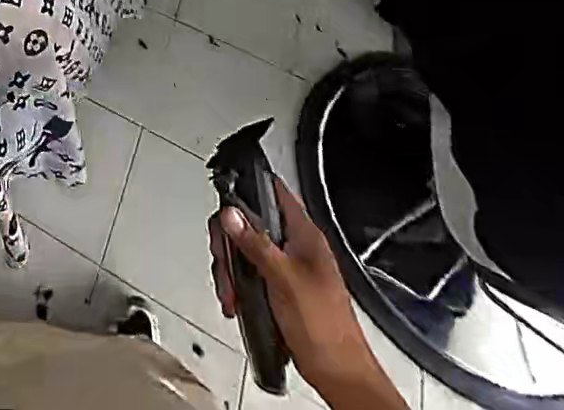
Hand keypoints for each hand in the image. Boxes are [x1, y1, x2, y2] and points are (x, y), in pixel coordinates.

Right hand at [210, 177, 390, 402]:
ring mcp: (287, 267)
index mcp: (304, 234)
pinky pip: (250, 274)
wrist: (339, 376)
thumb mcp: (284, 279)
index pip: (274, 191)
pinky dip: (239, 284)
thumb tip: (231, 214)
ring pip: (247, 250)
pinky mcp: (280, 288)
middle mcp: (295, 245)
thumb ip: (256, 244)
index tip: (227, 199)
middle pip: (251, 223)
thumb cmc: (324, 329)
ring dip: (232, 268)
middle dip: (230, 241)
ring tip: (231, 291)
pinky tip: (236, 300)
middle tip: (224, 259)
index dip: (250, 186)